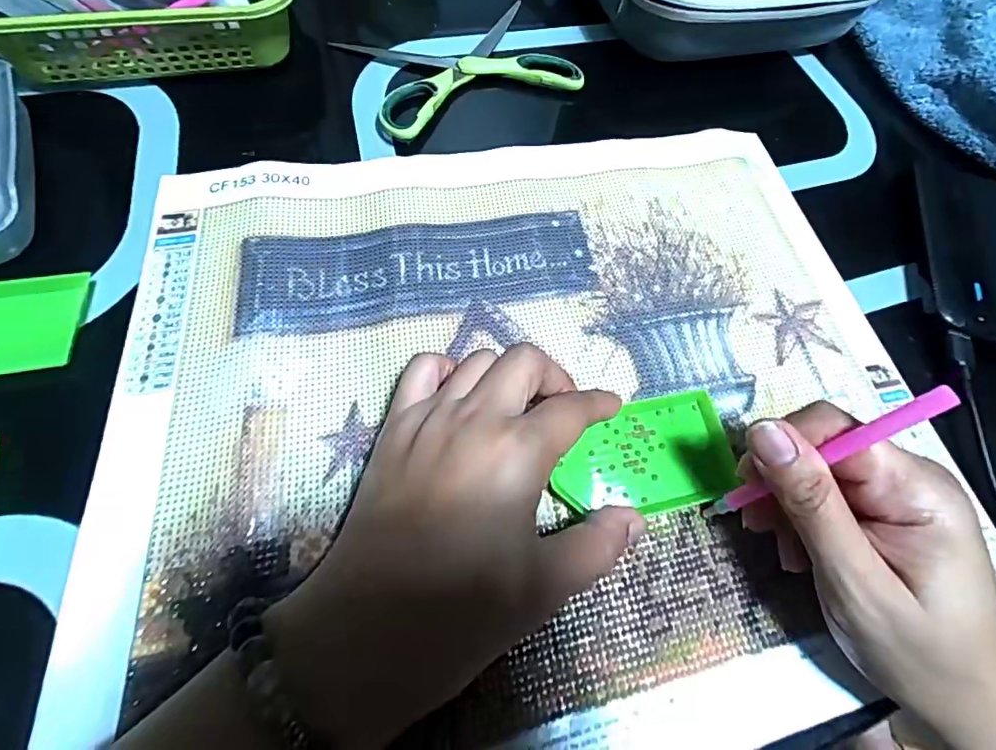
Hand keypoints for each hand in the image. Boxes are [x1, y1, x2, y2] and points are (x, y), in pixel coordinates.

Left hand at [267, 346, 643, 748]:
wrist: (362, 637)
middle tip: (562, 412)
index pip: (572, 408)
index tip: (611, 407)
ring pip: (478, 359)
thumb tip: (633, 519)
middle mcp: (475, 420)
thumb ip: (597, 546)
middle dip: (555, 377)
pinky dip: (449, 371)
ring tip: (515, 409)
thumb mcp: (543, 588)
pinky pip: (423, 370)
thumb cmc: (461, 613)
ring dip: (507, 375)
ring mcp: (429, 419)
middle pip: (525, 361)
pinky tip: (459, 400)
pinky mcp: (394, 430)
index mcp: (517, 452)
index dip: (600, 403)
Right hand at [738, 402, 995, 740]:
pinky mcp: (890, 511)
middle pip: (827, 446)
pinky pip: (835, 494)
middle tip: (758, 527)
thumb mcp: (854, 583)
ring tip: (787, 553)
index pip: (837, 428)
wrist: (966, 707)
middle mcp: (911, 474)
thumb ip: (810, 503)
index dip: (785, 446)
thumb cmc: (918, 655)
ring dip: (791, 504)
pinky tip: (803, 553)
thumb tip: (763, 430)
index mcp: (916, 485)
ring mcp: (902, 492)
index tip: (747, 489)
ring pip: (824, 470)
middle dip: (784, 481)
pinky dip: (808, 519)